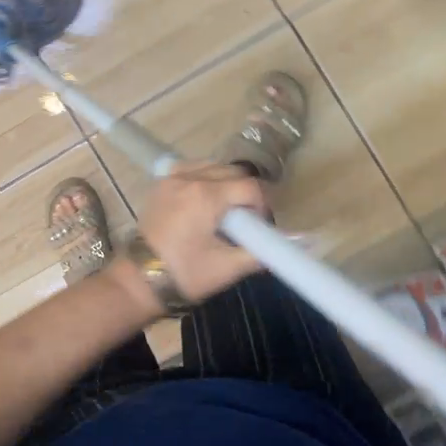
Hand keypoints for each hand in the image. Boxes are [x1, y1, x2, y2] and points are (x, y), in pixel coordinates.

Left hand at [136, 161, 269, 303]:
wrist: (140, 279)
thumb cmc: (186, 274)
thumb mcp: (228, 267)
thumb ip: (264, 250)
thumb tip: (305, 241)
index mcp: (206, 196)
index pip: (250, 186)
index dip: (263, 205)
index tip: (260, 227)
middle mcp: (189, 178)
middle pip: (233, 172)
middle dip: (246, 194)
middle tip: (246, 222)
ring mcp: (172, 178)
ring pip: (213, 166)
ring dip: (226, 183)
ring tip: (226, 212)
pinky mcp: (161, 183)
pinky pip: (191, 168)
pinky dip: (204, 177)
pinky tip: (205, 200)